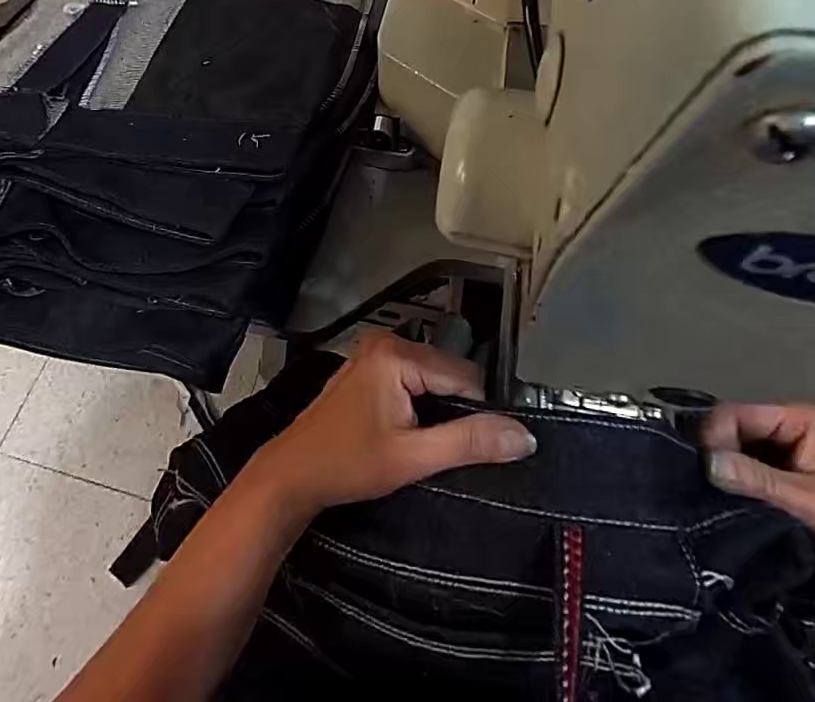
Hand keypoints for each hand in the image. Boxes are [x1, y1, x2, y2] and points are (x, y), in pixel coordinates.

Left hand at [243, 331, 536, 517]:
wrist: (290, 475)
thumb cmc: (346, 465)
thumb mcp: (411, 458)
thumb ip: (468, 442)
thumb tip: (524, 436)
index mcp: (397, 353)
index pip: (465, 376)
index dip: (473, 412)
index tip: (464, 444)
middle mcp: (388, 340)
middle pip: (448, 373)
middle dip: (452, 409)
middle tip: (434, 444)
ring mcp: (376, 349)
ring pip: (433, 377)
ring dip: (436, 407)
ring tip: (419, 438)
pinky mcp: (370, 363)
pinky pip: (414, 377)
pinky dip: (419, 401)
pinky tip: (405, 427)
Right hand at [702, 402, 814, 606]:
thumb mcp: (814, 502)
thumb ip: (758, 479)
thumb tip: (705, 461)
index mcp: (802, 418)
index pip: (737, 413)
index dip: (715, 437)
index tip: (701, 471)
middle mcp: (800, 425)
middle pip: (741, 428)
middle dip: (721, 452)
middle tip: (703, 485)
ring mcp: (805, 449)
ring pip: (751, 449)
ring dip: (735, 468)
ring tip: (715, 494)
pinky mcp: (807, 473)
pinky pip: (765, 466)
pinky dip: (750, 479)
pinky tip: (739, 499)